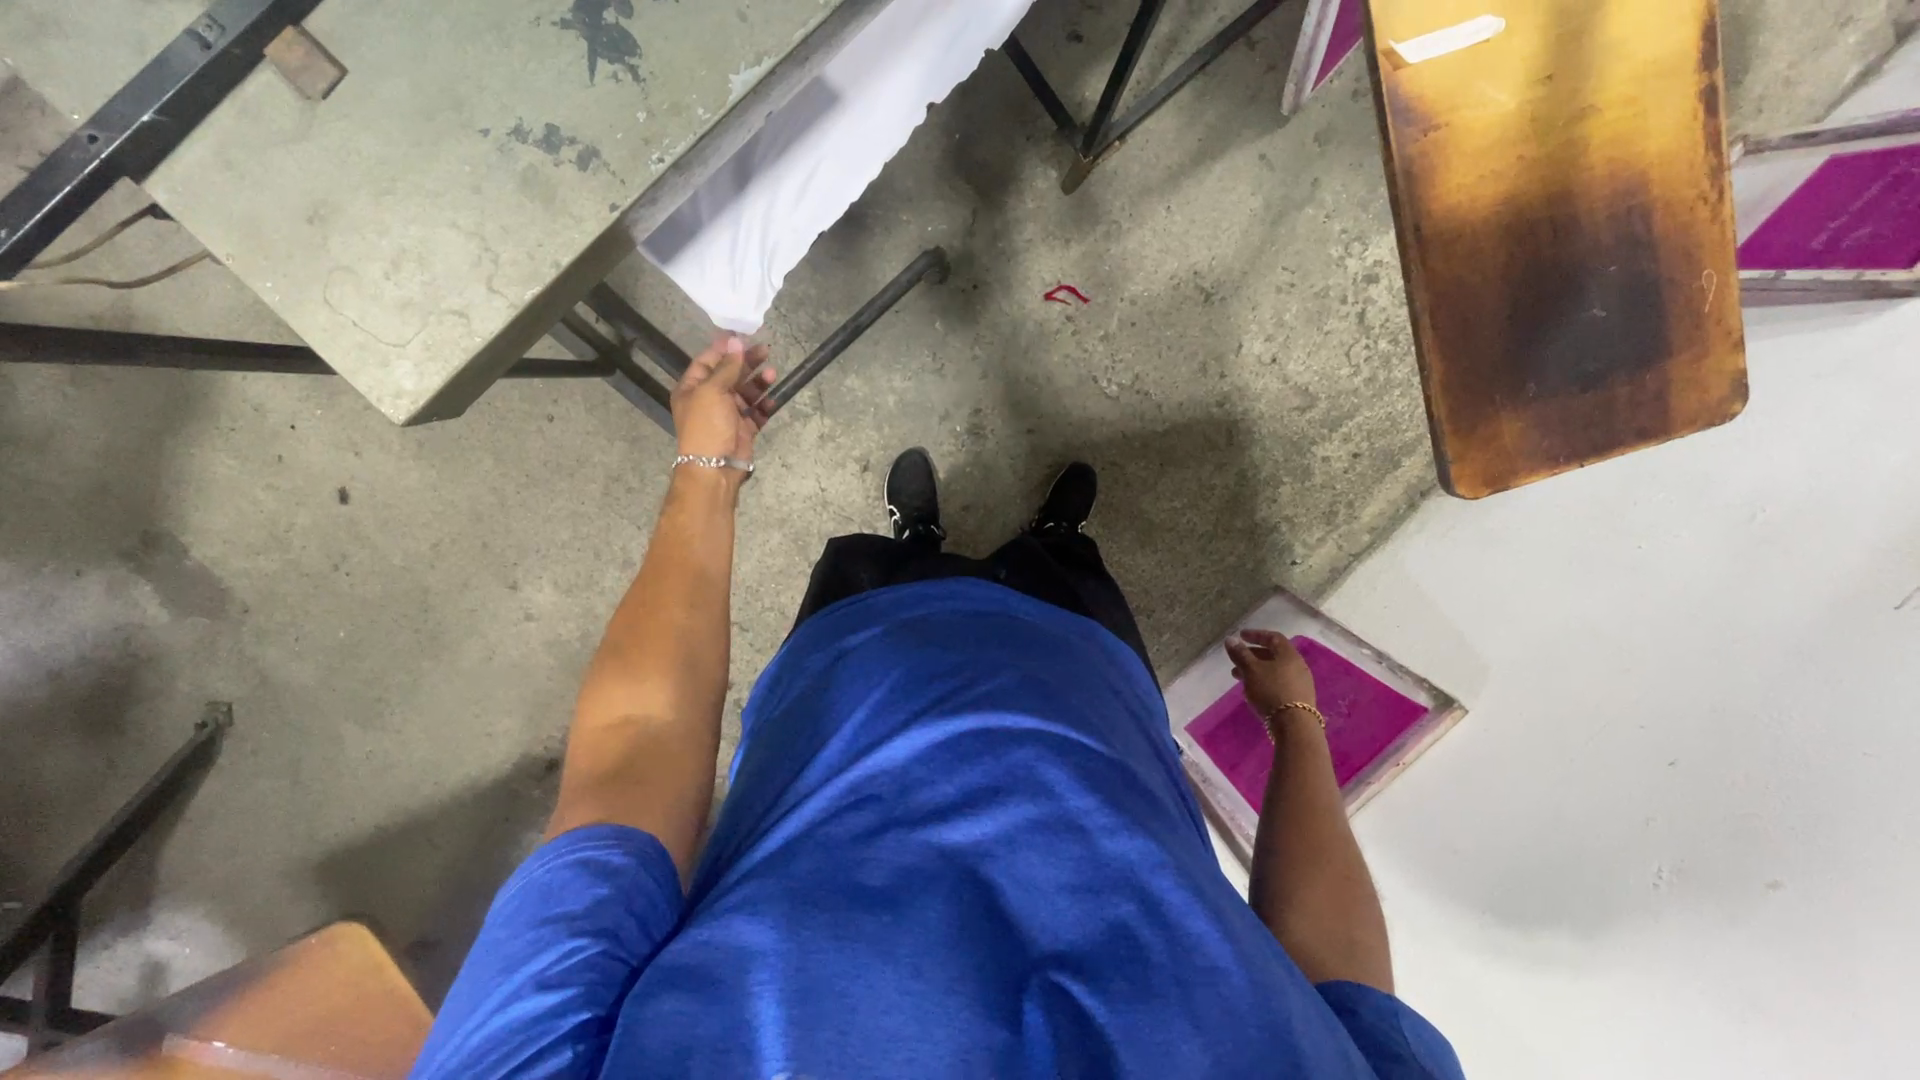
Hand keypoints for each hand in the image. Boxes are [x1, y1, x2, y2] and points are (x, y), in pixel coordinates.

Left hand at [670, 334, 775, 461]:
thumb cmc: (707, 425)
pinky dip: (764, 406)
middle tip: (766, 351)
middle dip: (747, 363)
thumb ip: (727, 367)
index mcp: (693, 388)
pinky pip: (756, 412)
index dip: (724, 350)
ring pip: (746, 392)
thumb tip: (734, 342)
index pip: (707, 361)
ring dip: (759, 383)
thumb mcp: (712, 390)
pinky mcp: (743, 429)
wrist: (715, 467)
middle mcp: (709, 399)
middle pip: (730, 375)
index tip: (742, 338)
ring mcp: (727, 415)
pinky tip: (772, 399)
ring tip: (773, 374)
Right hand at [1225, 629, 1316, 715]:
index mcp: (1289, 655)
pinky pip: (1279, 683)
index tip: (1240, 636)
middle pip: (1274, 655)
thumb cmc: (1271, 691)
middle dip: (1252, 655)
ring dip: (1256, 671)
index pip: (1273, 637)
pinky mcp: (1299, 698)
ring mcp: (1300, 683)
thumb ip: (1240, 654)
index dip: (1256, 635)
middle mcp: (1298, 666)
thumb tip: (1230, 639)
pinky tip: (1253, 691)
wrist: (1294, 725)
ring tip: (1239, 678)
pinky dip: (1264, 682)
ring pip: (1275, 670)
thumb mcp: (1251, 670)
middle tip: (1236, 660)